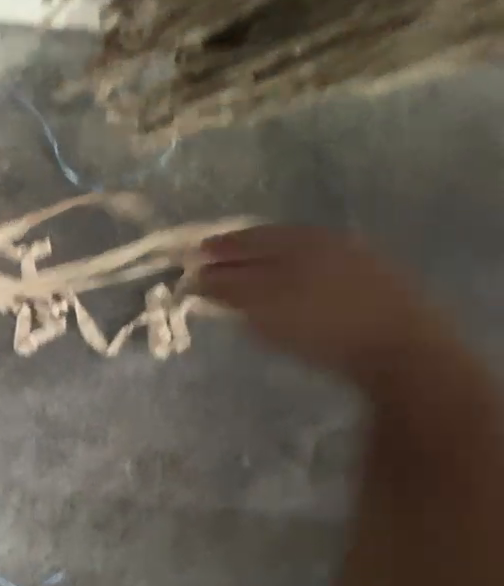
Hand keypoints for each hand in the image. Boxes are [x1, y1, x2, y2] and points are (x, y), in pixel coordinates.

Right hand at [198, 225, 455, 389]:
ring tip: (241, 289)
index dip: (213, 249)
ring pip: (293, 258)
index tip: (188, 262)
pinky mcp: (368, 281)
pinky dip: (289, 280)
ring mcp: (352, 259)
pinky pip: (315, 273)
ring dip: (263, 269)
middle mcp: (326, 240)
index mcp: (298, 239)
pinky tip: (280, 297)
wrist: (397, 348)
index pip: (244, 237)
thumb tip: (196, 277)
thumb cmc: (317, 323)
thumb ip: (223, 287)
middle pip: (270, 244)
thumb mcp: (258, 305)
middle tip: (209, 275)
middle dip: (238, 257)